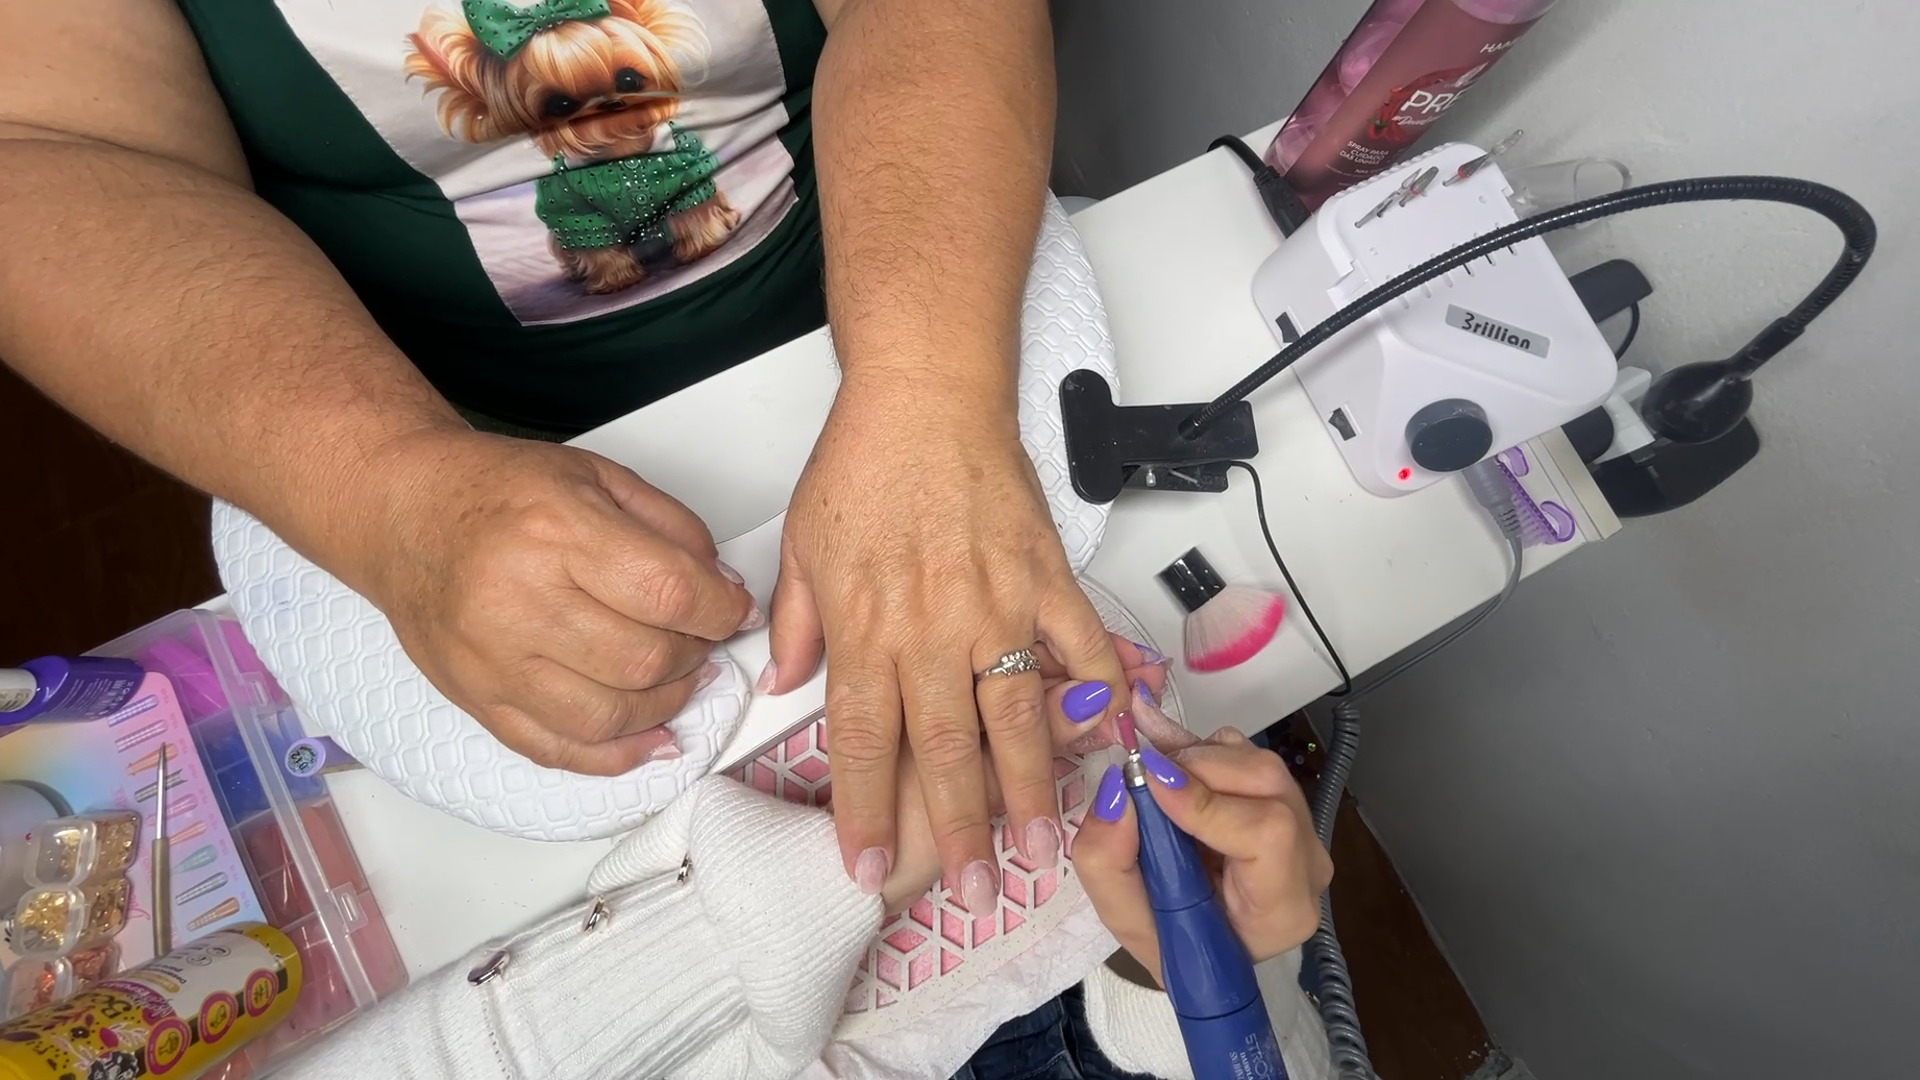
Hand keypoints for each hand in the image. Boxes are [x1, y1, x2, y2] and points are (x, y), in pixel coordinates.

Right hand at [334, 430, 757, 774]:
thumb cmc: (504, 490)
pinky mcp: (476, 697)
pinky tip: (653, 740)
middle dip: (697, 654)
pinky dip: (616, 756)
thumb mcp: (604, 478)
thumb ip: (677, 530)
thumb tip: (726, 589)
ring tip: (681, 674)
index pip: (669, 592)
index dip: (723, 610)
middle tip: (703, 636)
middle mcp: (520, 601)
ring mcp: (493, 660)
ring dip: (668, 703)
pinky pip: (555, 749)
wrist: (403, 511)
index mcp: (559, 533)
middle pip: (645, 659)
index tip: (737, 611)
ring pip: (609, 715)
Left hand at [767, 382, 1126, 913]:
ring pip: (1015, 715)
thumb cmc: (864, 461)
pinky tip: (1113, 736)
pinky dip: (1100, 690)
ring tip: (1038, 848)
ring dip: (1028, 788)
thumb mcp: (804, 540)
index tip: (868, 865)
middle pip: (944, 747)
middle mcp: (933, 627)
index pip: (865, 738)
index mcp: (868, 623)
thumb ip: (796, 622)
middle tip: (970, 891)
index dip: (865, 810)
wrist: (926, 396)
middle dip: (955, 829)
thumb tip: (785, 684)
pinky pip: (1080, 643)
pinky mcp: (1046, 575)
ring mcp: (998, 604)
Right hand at [1072, 725, 1333, 982]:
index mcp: (1282, 907)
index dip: (1206, 800)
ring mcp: (1298, 821)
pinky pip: (1241, 750)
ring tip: (1150, 776)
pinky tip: (1163, 764)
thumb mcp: (1123, 917)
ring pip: (1253, 759)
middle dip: (1193, 766)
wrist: (1194, 934)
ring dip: (1192, 755)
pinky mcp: (1278, 792)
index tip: (1148, 780)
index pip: (1268, 832)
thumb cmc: (1167, 937)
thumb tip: (1117, 789)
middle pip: (1264, 781)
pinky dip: (1194, 745)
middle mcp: (1305, 859)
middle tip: (1141, 773)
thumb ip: (1106, 860)